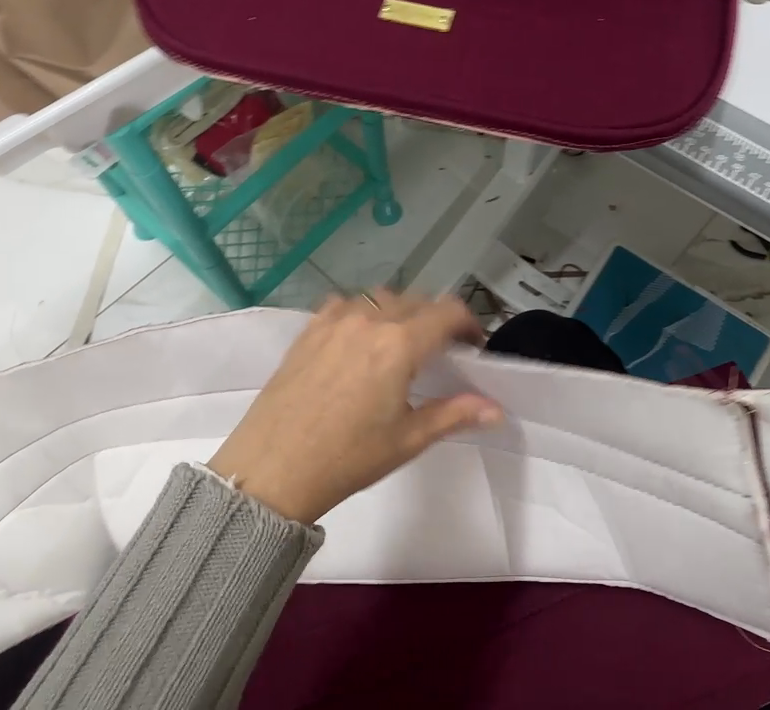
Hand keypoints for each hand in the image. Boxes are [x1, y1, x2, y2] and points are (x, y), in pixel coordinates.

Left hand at [207, 291, 503, 522]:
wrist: (272, 470)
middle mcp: (369, 321)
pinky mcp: (308, 331)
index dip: (468, 323)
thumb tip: (496, 409)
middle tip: (443, 350)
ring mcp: (334, 322)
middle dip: (437, 318)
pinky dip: (363, 312)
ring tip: (402, 341)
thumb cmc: (346, 458)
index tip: (473, 345)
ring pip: (380, 298)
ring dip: (400, 310)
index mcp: (399, 345)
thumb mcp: (407, 440)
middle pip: (416, 300)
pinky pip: (344, 304)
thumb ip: (455, 415)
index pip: (447, 312)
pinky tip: (360, 338)